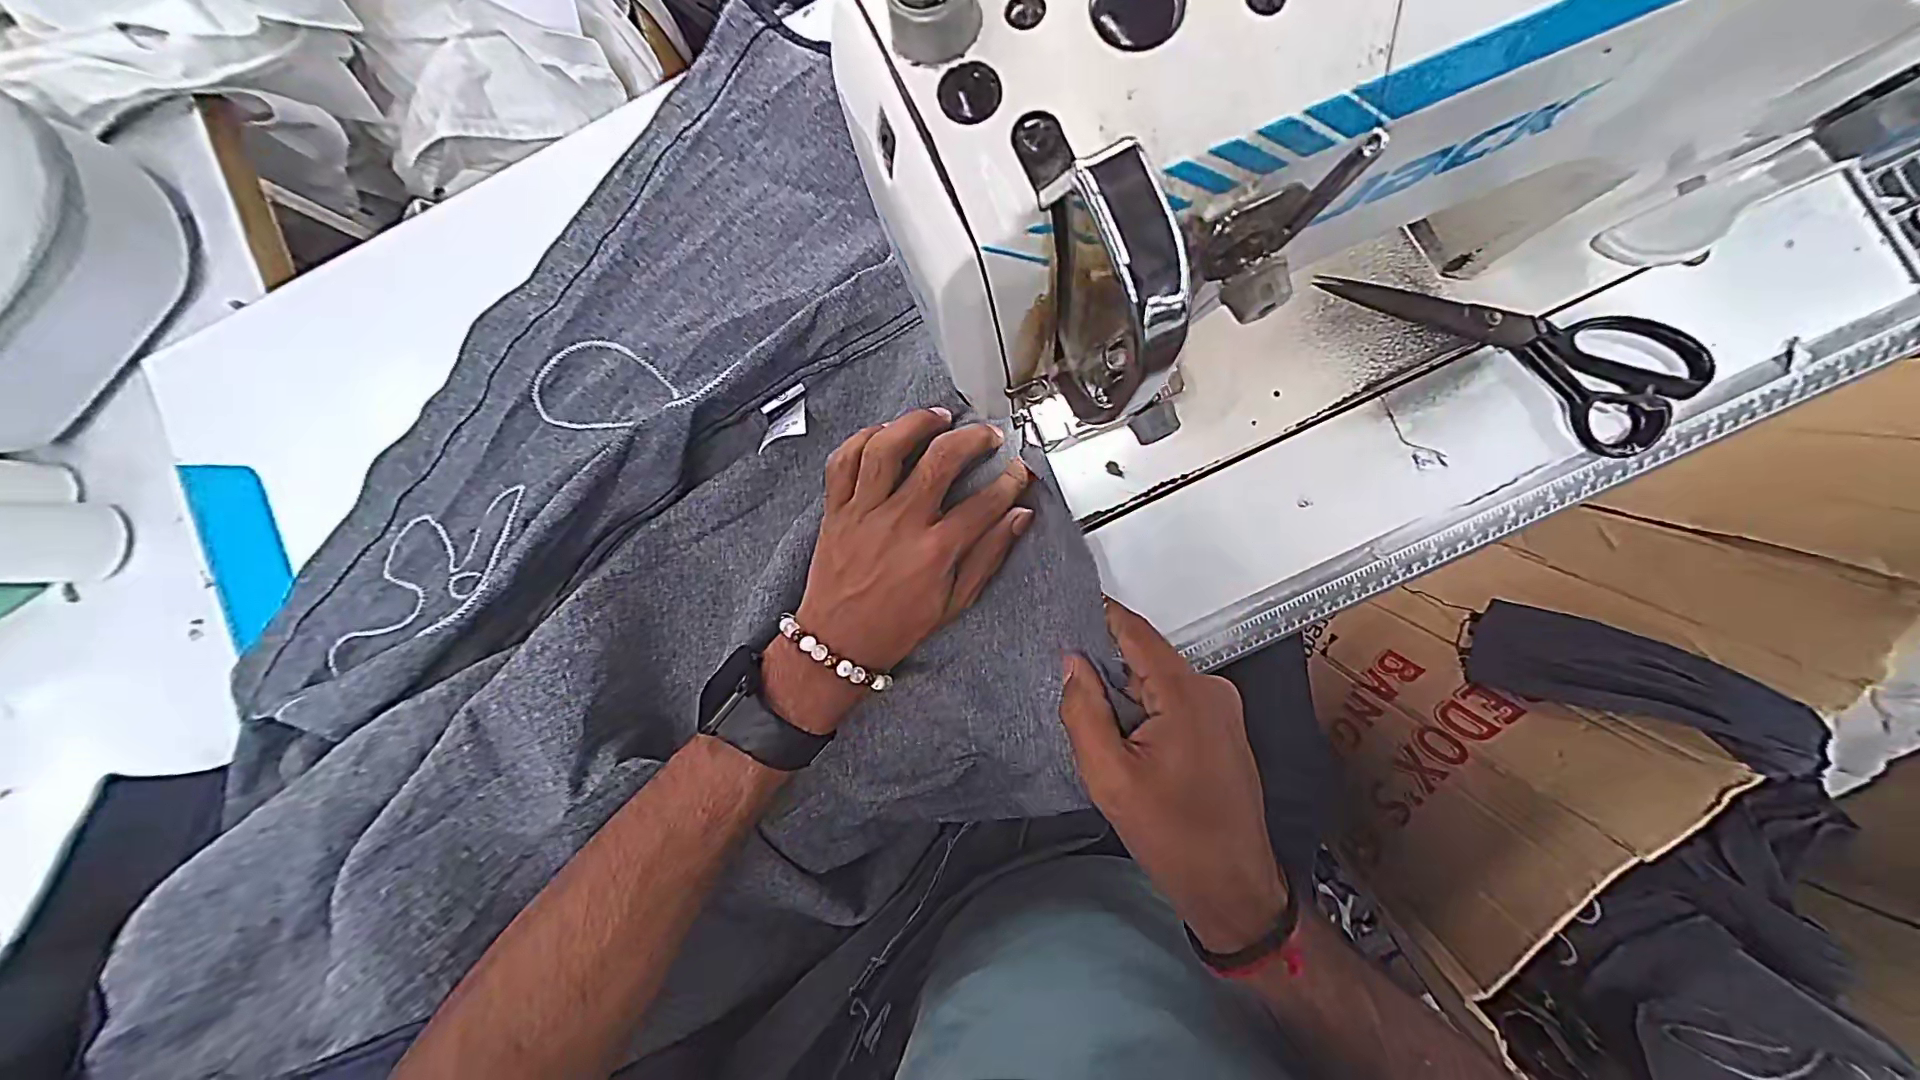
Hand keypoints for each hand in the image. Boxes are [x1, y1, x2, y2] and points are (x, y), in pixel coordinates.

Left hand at [762, 407, 1034, 733]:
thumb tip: (1019, 518)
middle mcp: (899, 525)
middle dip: (973, 438)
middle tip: (988, 436)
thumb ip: (988, 556)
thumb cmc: (895, 626)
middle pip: (940, 460)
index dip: (1011, 480)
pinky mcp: (837, 510)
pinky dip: (863, 438)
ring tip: (938, 417)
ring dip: (916, 423)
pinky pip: (843, 461)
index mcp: (933, 552)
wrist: (838, 642)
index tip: (1020, 470)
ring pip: (887, 448)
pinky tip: (885, 432)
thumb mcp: (954, 602)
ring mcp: (864, 513)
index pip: (984, 502)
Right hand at [1058, 600, 1286, 952]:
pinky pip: (1173, 700)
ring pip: (1157, 682)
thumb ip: (1084, 711)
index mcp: (1186, 693)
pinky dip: (1146, 711)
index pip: (1136, 632)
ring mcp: (1222, 708)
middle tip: (1074, 695)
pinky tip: (1131, 746)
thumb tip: (1073, 662)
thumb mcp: (1108, 776)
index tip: (1068, 606)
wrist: (1232, 887)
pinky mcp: (1223, 726)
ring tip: (1105, 736)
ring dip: (1126, 697)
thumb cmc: (1172, 834)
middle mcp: (1211, 689)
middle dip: (1106, 671)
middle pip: (1144, 658)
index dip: (1101, 614)